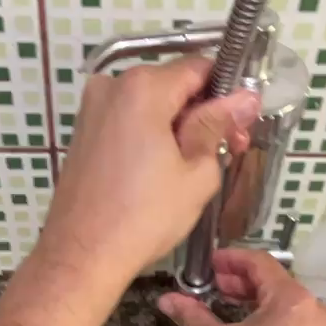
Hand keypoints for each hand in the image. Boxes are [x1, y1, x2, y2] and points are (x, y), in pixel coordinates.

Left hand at [35, 56, 261, 279]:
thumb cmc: (143, 218)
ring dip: (174, 129)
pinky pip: (126, 124)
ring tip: (190, 172)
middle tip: (222, 154)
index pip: (199, 69)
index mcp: (142, 88)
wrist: (82, 256)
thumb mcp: (196, 173)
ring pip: (148, 107)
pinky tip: (158, 175)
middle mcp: (111, 87)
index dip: (226, 95)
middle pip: (172, 86)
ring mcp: (91, 110)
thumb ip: (219, 127)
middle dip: (200, 115)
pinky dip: (148, 139)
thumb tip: (244, 100)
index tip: (238, 127)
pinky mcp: (82, 135)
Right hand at [158, 250, 325, 325]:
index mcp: (293, 302)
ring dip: (257, 298)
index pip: (261, 264)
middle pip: (277, 282)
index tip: (211, 262)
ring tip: (227, 301)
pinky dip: (272, 316)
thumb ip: (191, 313)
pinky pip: (296, 320)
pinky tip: (248, 322)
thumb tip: (167, 298)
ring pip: (287, 301)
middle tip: (214, 283)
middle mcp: (317, 310)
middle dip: (243, 280)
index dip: (232, 259)